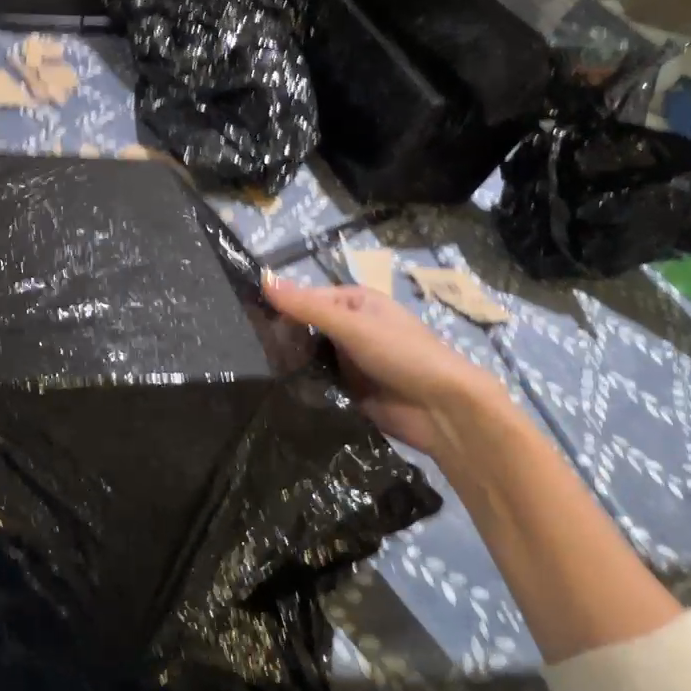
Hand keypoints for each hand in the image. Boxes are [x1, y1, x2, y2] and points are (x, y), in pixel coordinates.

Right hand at [262, 276, 499, 456]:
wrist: (444, 412)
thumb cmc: (404, 355)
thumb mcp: (352, 325)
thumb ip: (307, 307)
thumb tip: (262, 278)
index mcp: (354, 303)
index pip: (304, 299)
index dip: (278, 308)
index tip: (246, 321)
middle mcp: (349, 329)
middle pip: (302, 329)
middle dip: (280, 339)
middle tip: (245, 350)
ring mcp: (348, 361)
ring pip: (306, 357)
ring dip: (288, 364)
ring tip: (254, 371)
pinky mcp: (346, 391)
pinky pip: (315, 384)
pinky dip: (300, 386)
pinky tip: (275, 391)